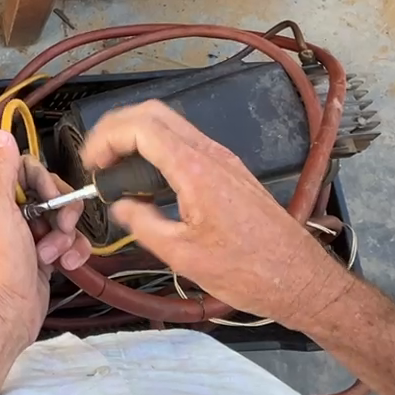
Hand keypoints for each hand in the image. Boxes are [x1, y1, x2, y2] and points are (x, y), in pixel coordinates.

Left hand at [0, 128, 92, 338]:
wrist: (10, 312)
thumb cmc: (0, 263)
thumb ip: (3, 170)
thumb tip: (1, 135)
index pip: (27, 168)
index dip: (44, 181)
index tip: (49, 197)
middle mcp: (10, 211)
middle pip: (50, 191)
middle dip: (61, 210)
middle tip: (59, 227)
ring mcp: (28, 232)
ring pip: (63, 216)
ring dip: (66, 235)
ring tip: (53, 253)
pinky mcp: (45, 252)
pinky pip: (70, 239)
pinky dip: (72, 250)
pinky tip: (65, 263)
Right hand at [80, 100, 354, 329]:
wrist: (303, 281)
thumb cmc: (247, 272)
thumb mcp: (183, 256)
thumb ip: (143, 224)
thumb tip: (119, 206)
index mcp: (195, 169)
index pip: (140, 128)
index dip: (106, 138)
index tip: (90, 162)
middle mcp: (208, 153)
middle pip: (152, 112)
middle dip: (116, 126)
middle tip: (97, 156)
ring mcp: (221, 157)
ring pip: (168, 121)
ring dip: (135, 133)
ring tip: (115, 164)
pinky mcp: (227, 169)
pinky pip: (182, 140)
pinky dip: (154, 145)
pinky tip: (146, 177)